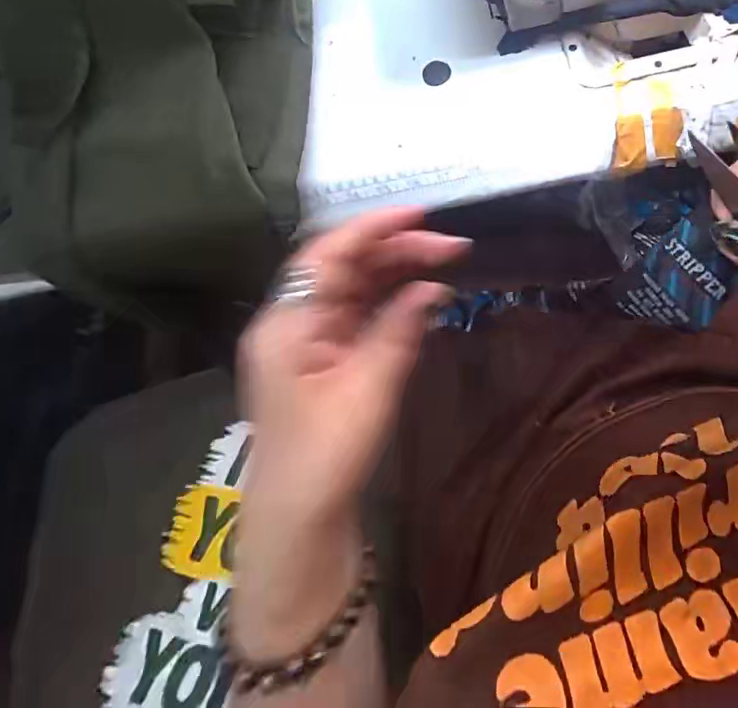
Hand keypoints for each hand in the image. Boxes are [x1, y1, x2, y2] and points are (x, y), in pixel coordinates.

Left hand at [238, 208, 467, 532]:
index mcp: (286, 321)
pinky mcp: (323, 358)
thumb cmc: (326, 456)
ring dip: (395, 272)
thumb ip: (399, 329)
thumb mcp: (368, 389)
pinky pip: (357, 314)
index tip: (419, 214)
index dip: (373, 227)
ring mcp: (306, 339)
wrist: (299, 522)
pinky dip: (389, 302)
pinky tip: (421, 296)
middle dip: (395, 249)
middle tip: (450, 247)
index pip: (328, 254)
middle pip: (344, 266)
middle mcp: (292, 321)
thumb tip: (432, 286)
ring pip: (353, 287)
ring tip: (443, 263)